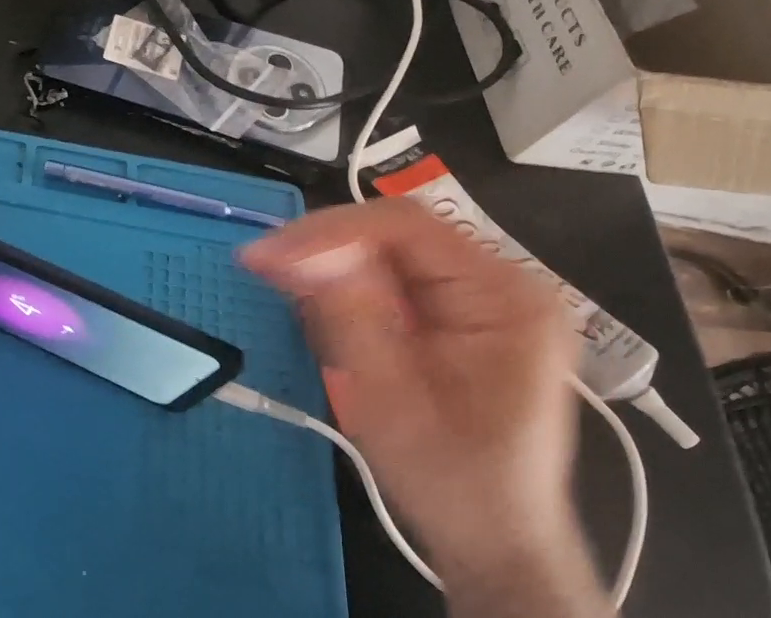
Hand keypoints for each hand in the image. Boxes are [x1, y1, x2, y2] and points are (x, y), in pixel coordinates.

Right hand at [238, 199, 583, 576]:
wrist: (497, 545)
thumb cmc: (451, 481)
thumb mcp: (389, 396)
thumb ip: (349, 312)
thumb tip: (300, 247)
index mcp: (506, 297)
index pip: (406, 226)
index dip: (329, 230)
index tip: (266, 254)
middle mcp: (504, 284)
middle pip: (397, 235)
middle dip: (326, 251)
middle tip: (265, 269)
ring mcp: (487, 301)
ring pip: (391, 255)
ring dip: (336, 273)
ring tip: (301, 309)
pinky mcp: (466, 318)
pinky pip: (397, 282)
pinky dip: (353, 294)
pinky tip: (333, 326)